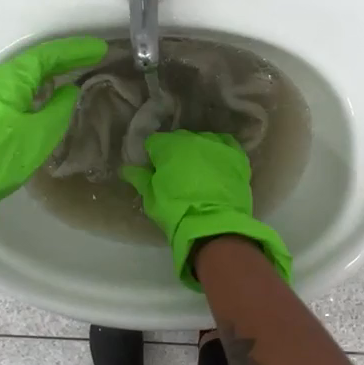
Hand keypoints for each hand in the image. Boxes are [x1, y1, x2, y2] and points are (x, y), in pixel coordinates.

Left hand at [0, 36, 107, 280]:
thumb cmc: (0, 158)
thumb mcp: (41, 134)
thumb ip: (60, 107)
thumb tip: (68, 89)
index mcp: (11, 79)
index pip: (49, 54)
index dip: (76, 50)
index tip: (100, 49)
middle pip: (35, 61)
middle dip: (65, 58)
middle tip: (93, 58)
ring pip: (24, 75)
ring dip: (50, 72)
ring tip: (74, 73)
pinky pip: (16, 89)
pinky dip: (37, 86)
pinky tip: (47, 96)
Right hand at [121, 130, 292, 290]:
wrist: (213, 226)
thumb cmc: (175, 211)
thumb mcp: (150, 197)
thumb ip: (139, 178)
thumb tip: (126, 168)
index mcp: (168, 145)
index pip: (154, 143)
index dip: (152, 157)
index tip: (154, 171)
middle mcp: (194, 138)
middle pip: (179, 140)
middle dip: (175, 153)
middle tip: (176, 175)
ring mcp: (218, 145)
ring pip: (203, 142)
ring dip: (198, 152)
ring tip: (199, 173)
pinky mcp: (238, 156)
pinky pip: (226, 146)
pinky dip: (219, 154)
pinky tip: (218, 166)